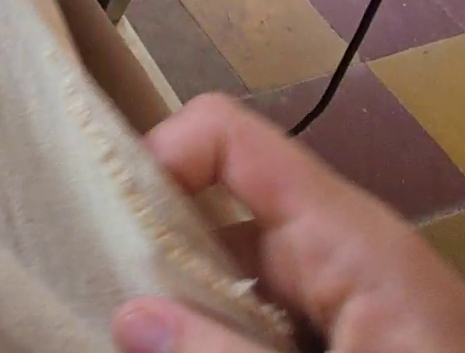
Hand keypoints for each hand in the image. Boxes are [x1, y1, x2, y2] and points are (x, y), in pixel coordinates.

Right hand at [113, 95, 464, 352]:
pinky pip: (262, 310)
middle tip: (118, 307)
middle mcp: (336, 245)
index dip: (161, 155)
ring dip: (186, 302)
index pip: (224, 133)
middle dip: (157, 247)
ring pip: (230, 267)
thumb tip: (127, 317)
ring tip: (149, 338)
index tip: (115, 223)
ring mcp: (343, 292)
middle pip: (213, 203)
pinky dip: (223, 331)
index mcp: (345, 232)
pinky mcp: (349, 328)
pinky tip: (199, 351)